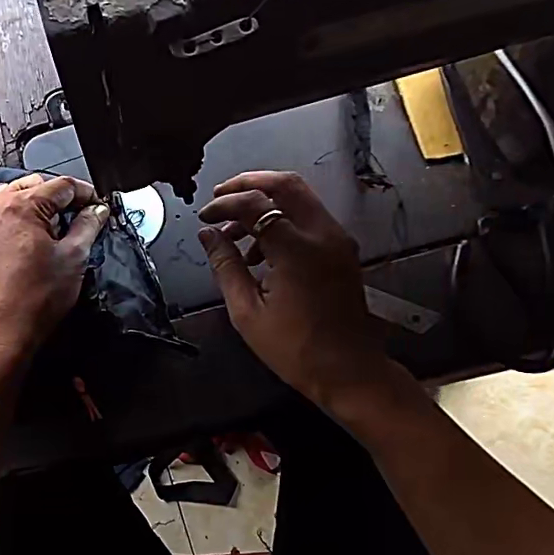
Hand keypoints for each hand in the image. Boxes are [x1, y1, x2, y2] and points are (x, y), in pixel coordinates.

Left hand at [0, 173, 108, 360]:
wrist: (6, 329)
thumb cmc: (35, 299)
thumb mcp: (74, 257)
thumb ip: (87, 226)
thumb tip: (96, 211)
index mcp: (22, 206)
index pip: (62, 186)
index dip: (86, 194)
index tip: (96, 206)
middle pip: (36, 186)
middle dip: (60, 198)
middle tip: (78, 217)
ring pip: (9, 191)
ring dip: (31, 200)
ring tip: (49, 221)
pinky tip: (11, 215)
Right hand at [198, 171, 389, 406]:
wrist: (347, 370)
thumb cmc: (295, 348)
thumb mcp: (247, 311)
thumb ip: (225, 266)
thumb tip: (208, 236)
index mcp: (297, 250)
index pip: (255, 204)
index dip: (224, 204)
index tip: (205, 217)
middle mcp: (323, 235)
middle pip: (285, 184)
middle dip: (248, 185)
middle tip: (220, 198)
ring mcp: (337, 240)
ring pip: (300, 198)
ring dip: (266, 204)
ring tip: (235, 232)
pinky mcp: (342, 250)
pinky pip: (309, 219)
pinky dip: (283, 220)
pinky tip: (260, 251)